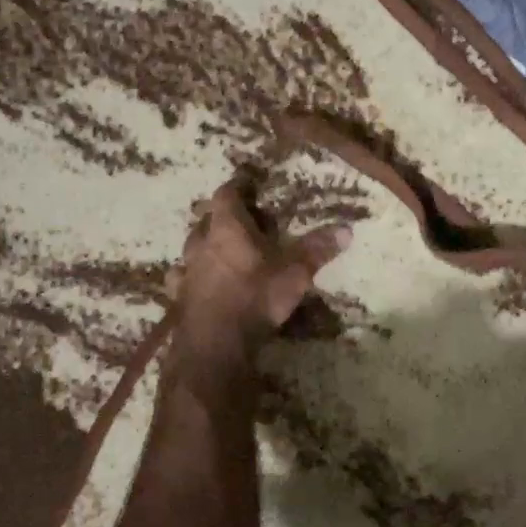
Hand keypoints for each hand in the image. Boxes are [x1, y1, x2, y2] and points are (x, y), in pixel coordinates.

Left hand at [172, 179, 350, 362]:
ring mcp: (186, 271)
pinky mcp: (179, 297)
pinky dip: (191, 275)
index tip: (247, 182)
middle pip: (205, 220)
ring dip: (204, 245)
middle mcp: (201, 244)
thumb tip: (347, 230)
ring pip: (192, 248)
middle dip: (220, 217)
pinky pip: (183, 277)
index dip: (237, 186)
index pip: (226, 195)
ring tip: (219, 249)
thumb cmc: (255, 298)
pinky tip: (198, 281)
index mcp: (227, 229)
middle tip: (238, 219)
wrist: (214, 344)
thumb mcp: (294, 273)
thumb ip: (317, 249)